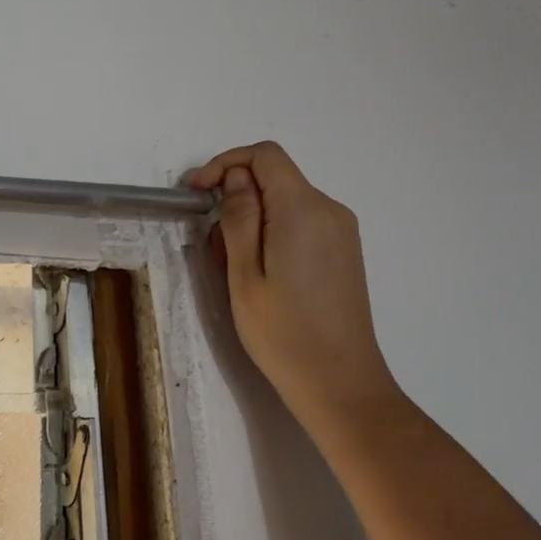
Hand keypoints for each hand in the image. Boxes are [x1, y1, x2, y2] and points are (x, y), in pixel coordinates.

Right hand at [188, 142, 399, 420]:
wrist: (341, 383)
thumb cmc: (283, 332)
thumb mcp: (244, 275)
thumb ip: (239, 218)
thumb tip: (236, 178)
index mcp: (303, 210)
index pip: (265, 156)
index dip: (226, 163)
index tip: (196, 192)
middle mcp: (329, 210)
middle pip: (276, 177)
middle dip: (236, 195)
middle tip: (211, 242)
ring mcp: (342, 232)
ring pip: (287, 201)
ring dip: (253, 217)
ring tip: (232, 264)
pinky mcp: (344, 252)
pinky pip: (302, 222)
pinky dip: (274, 230)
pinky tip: (260, 272)